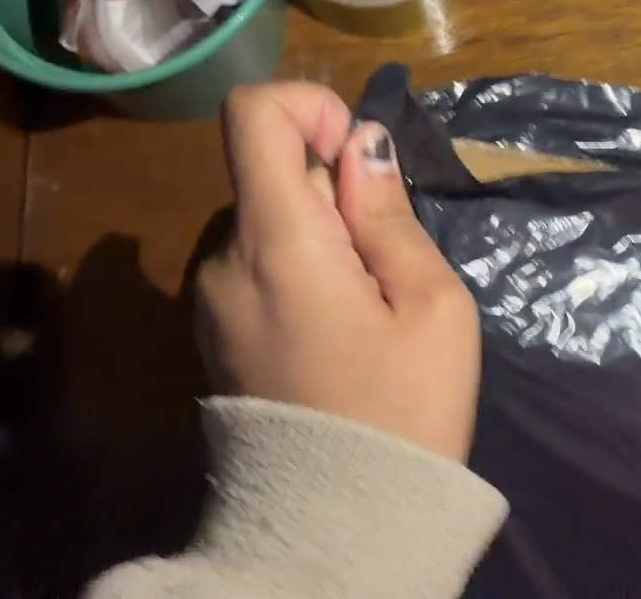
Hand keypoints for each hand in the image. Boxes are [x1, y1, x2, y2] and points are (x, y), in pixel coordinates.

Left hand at [197, 82, 481, 461]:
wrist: (336, 534)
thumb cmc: (402, 411)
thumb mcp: (431, 303)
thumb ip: (388, 214)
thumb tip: (361, 146)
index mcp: (276, 243)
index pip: (252, 115)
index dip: (310, 107)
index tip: (357, 159)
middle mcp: (223, 259)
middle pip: (272, 169)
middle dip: (335, 190)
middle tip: (385, 263)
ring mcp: (209, 298)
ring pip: (271, 217)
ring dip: (324, 232)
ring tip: (367, 306)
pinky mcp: (214, 329)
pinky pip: (259, 260)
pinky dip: (303, 264)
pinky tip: (338, 329)